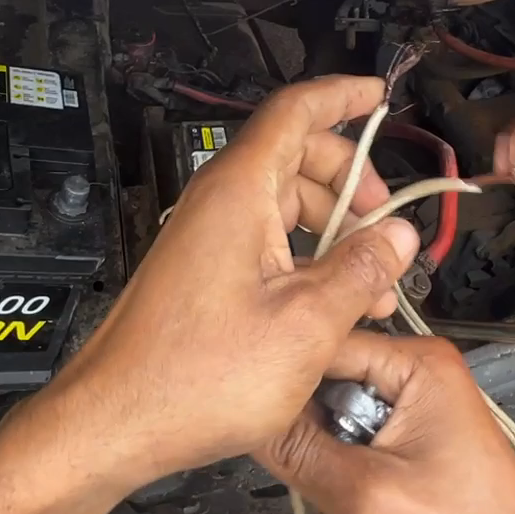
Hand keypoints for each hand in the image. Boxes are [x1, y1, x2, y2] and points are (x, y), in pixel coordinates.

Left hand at [43, 76, 421, 486]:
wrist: (116, 418)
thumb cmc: (198, 375)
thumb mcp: (304, 324)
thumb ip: (359, 272)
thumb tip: (398, 236)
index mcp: (240, 190)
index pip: (295, 110)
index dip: (341, 95)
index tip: (376, 94)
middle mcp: (219, 199)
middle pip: (295, 154)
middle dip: (350, 178)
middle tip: (387, 222)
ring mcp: (207, 232)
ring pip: (283, 200)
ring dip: (332, 227)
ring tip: (371, 282)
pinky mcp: (203, 266)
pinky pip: (264, 237)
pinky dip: (304, 254)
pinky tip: (332, 300)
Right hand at [259, 333, 514, 513]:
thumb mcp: (365, 498)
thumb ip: (298, 451)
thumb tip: (244, 414)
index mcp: (416, 361)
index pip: (325, 345)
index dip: (284, 378)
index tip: (248, 411)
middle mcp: (418, 373)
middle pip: (331, 387)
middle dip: (313, 443)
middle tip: (305, 486)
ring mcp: (421, 410)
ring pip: (342, 426)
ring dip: (330, 476)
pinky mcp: (421, 445)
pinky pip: (364, 451)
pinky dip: (352, 490)